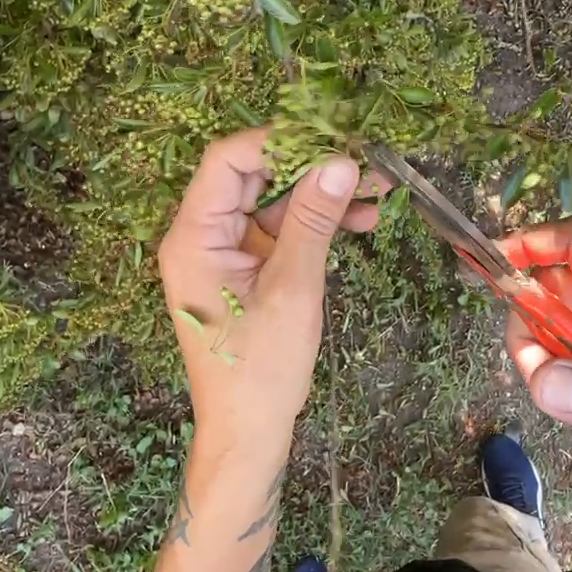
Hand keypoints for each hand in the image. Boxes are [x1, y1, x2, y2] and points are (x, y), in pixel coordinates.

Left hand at [157, 128, 381, 444]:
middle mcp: (202, 236)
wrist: (249, 432)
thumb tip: (341, 162)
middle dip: (309, 168)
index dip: (278, 142)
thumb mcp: (292, 288)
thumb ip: (313, 221)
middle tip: (362, 163)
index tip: (330, 139)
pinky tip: (359, 222)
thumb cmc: (261, 367)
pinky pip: (279, 231)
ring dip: (320, 198)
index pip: (227, 161)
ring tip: (376, 192)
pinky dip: (314, 226)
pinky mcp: (245, 269)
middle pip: (253, 178)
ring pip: (272, 203)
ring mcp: (225, 252)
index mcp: (194, 236)